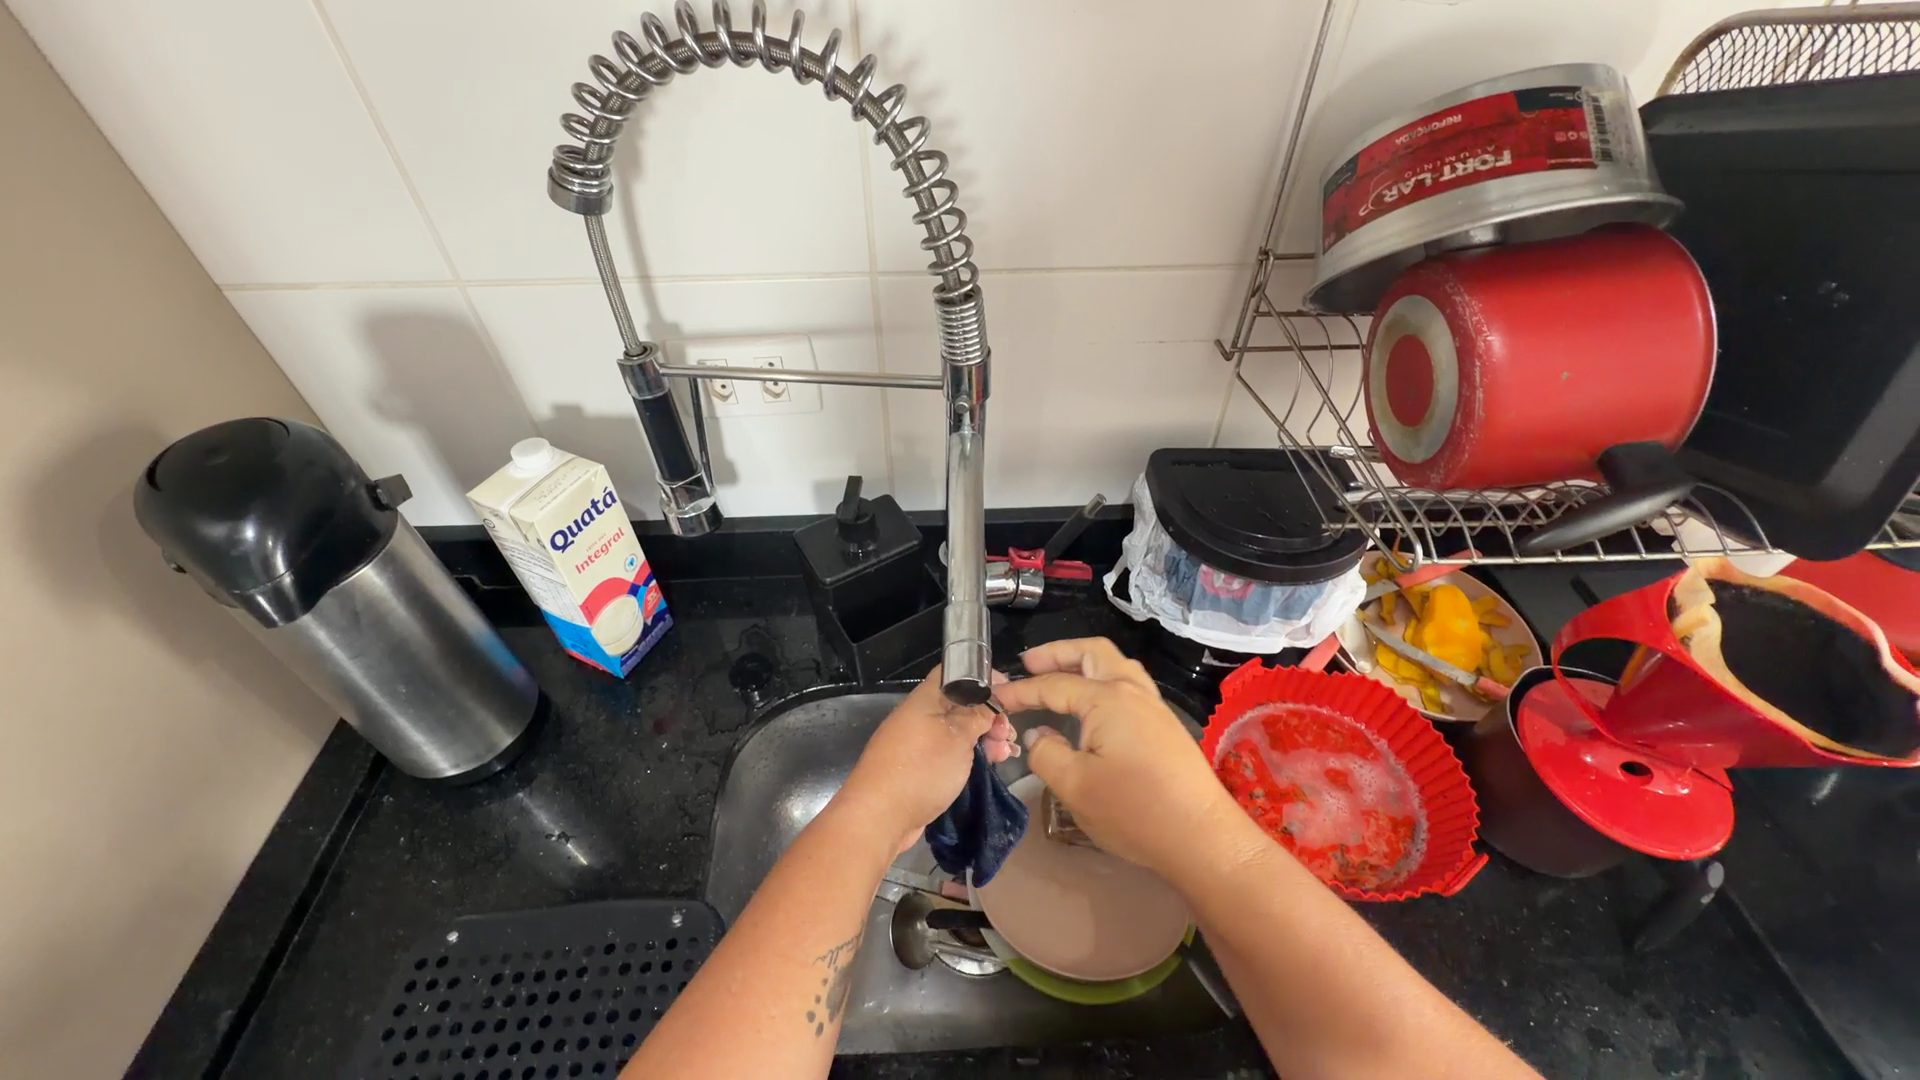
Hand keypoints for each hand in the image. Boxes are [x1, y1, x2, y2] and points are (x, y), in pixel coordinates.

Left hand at [836, 666, 1019, 852]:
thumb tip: (990, 700)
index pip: (955, 672)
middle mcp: (921, 716)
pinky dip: (971, 757)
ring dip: (985, 739)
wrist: (880, 817)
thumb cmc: (921, 769)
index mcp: (925, 699)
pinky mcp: (922, 767)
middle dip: (989, 716)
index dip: (984, 678)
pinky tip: (992, 764)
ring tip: (1006, 753)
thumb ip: (977, 715)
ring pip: (959, 732)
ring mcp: (920, 743)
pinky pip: (951, 753)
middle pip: (961, 704)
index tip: (1009, 695)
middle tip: (1009, 733)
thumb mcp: (957, 738)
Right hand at [991, 638, 1256, 881]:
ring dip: (1084, 662)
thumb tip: (1038, 733)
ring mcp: (1153, 706)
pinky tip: (1091, 703)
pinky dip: (1102, 679)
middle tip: (1029, 662)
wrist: (1202, 837)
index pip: (1054, 685)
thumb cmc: (1135, 812)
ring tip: (1058, 673)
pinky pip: (1128, 684)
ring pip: (1116, 665)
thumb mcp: (1075, 787)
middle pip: (1093, 653)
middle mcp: (1132, 691)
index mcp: (1108, 699)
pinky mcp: (1164, 725)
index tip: (994, 697)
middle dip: (1058, 652)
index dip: (1020, 691)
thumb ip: (1046, 754)